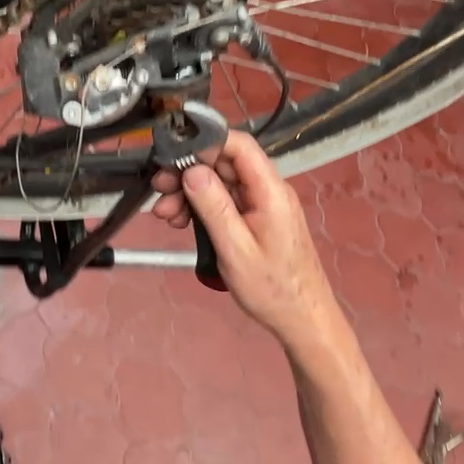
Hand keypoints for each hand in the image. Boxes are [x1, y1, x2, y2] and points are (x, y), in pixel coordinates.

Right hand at [151, 132, 344, 351]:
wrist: (304, 321)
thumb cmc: (272, 289)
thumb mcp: (236, 249)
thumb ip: (214, 207)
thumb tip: (192, 170)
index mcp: (269, 190)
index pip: (239, 145)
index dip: (205, 142)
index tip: (173, 155)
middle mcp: (268, 190)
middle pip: (224, 163)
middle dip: (189, 171)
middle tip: (159, 188)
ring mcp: (263, 204)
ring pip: (221, 183)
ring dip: (191, 192)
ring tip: (165, 213)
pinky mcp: (257, 219)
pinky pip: (226, 201)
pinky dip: (203, 207)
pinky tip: (182, 221)